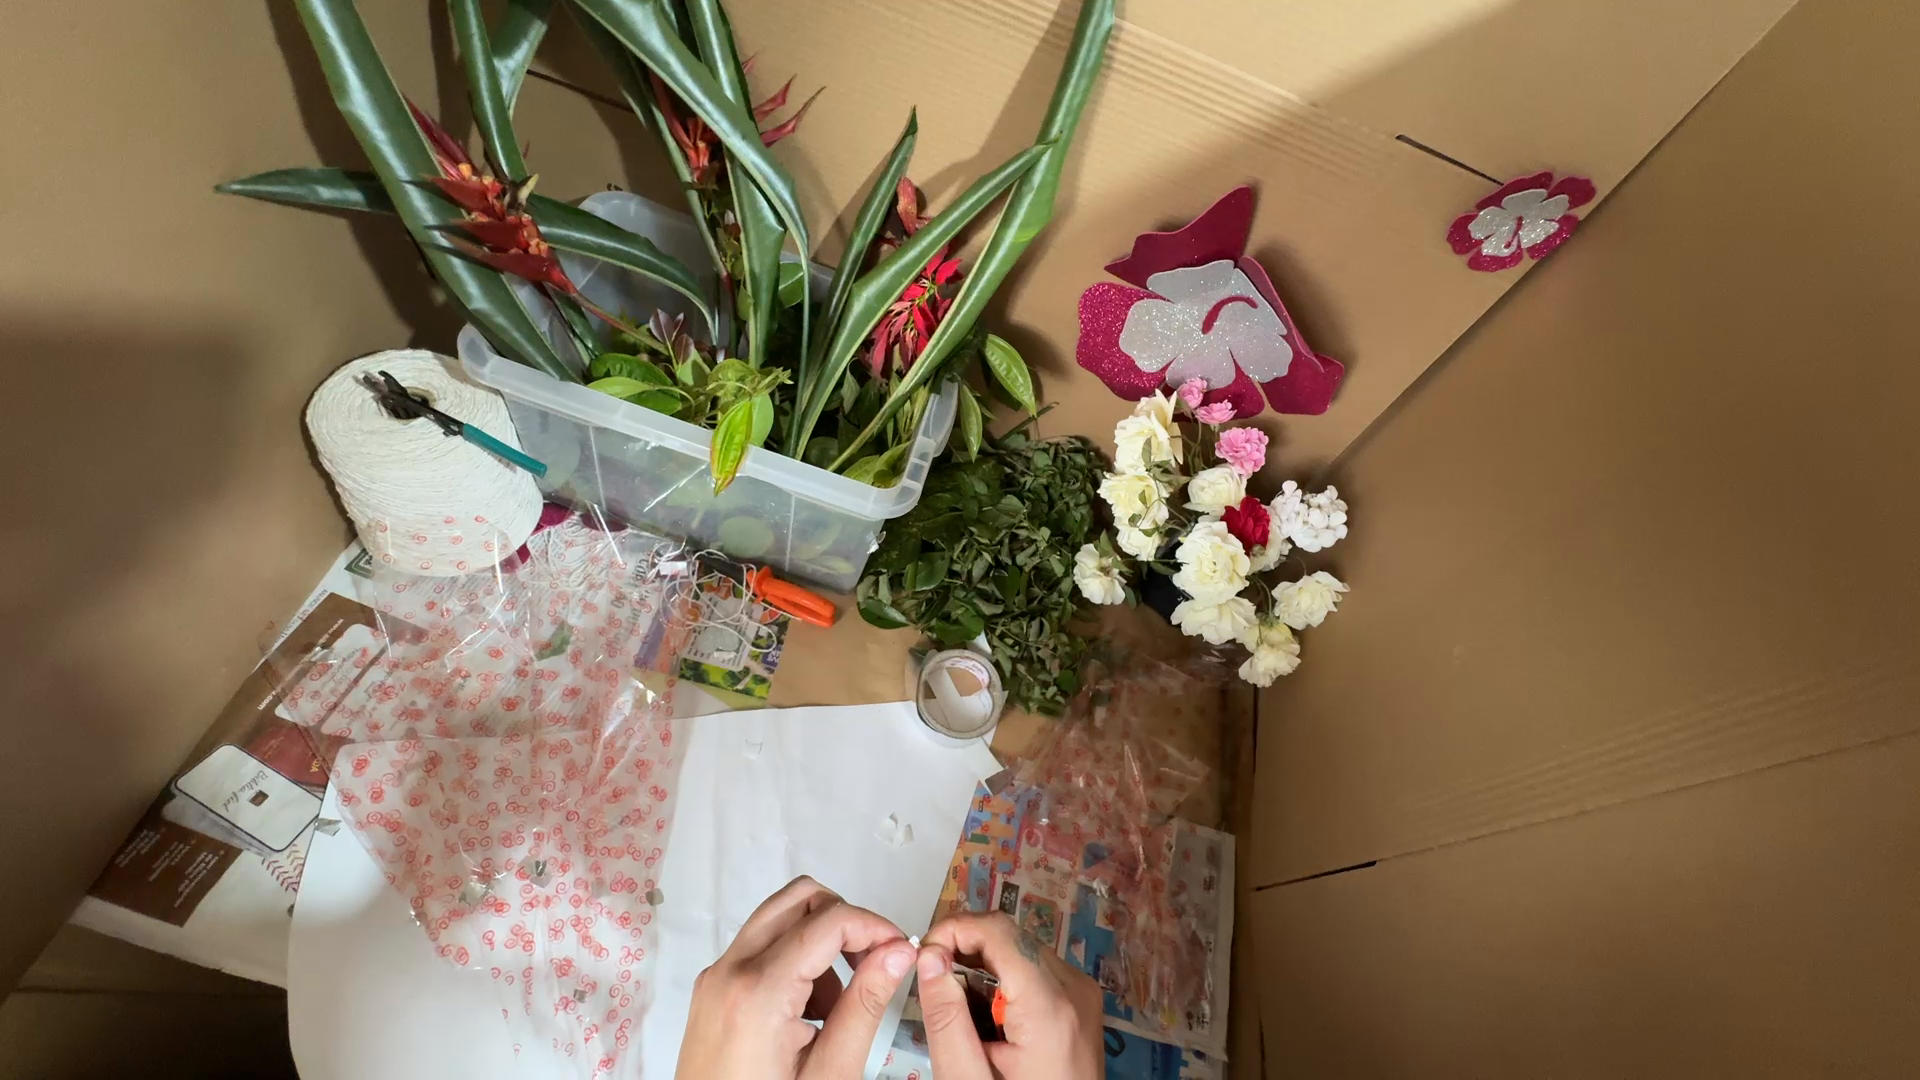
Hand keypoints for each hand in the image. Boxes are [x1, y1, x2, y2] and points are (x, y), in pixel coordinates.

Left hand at [675, 876, 915, 1079]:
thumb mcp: (830, 1074)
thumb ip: (866, 1005)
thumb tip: (900, 950)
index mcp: (758, 990)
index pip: (830, 919)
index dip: (874, 925)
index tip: (902, 949)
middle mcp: (730, 969)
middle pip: (801, 897)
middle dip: (845, 920)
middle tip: (873, 962)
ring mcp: (715, 977)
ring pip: (780, 915)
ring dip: (820, 938)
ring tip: (837, 1003)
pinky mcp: (711, 990)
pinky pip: (761, 945)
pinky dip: (794, 956)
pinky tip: (808, 1014)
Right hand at [915, 912, 1103, 1079]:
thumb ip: (947, 1018)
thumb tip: (928, 957)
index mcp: (1050, 1006)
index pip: (998, 931)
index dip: (955, 929)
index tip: (924, 954)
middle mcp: (1073, 987)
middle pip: (1009, 937)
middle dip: (965, 948)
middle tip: (932, 980)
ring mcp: (1081, 992)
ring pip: (1020, 949)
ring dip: (983, 964)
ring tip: (959, 1007)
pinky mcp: (1081, 1000)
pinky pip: (1036, 968)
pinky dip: (1005, 979)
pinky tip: (988, 1017)